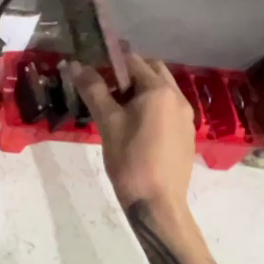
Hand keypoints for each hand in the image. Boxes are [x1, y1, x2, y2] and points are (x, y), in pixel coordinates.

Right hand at [69, 51, 196, 217]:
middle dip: (127, 73)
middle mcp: (178, 97)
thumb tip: (77, 65)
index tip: (91, 73)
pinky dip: (151, 105)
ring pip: (161, 89)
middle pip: (151, 70)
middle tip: (104, 89)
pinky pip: (167, 107)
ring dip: (139, 89)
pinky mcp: (185, 133)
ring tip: (116, 109)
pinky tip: (133, 126)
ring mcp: (185, 117)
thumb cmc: (130, 159)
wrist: (158, 203)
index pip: (132, 60)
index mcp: (159, 90)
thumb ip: (93, 90)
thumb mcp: (107, 122)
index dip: (109, 63)